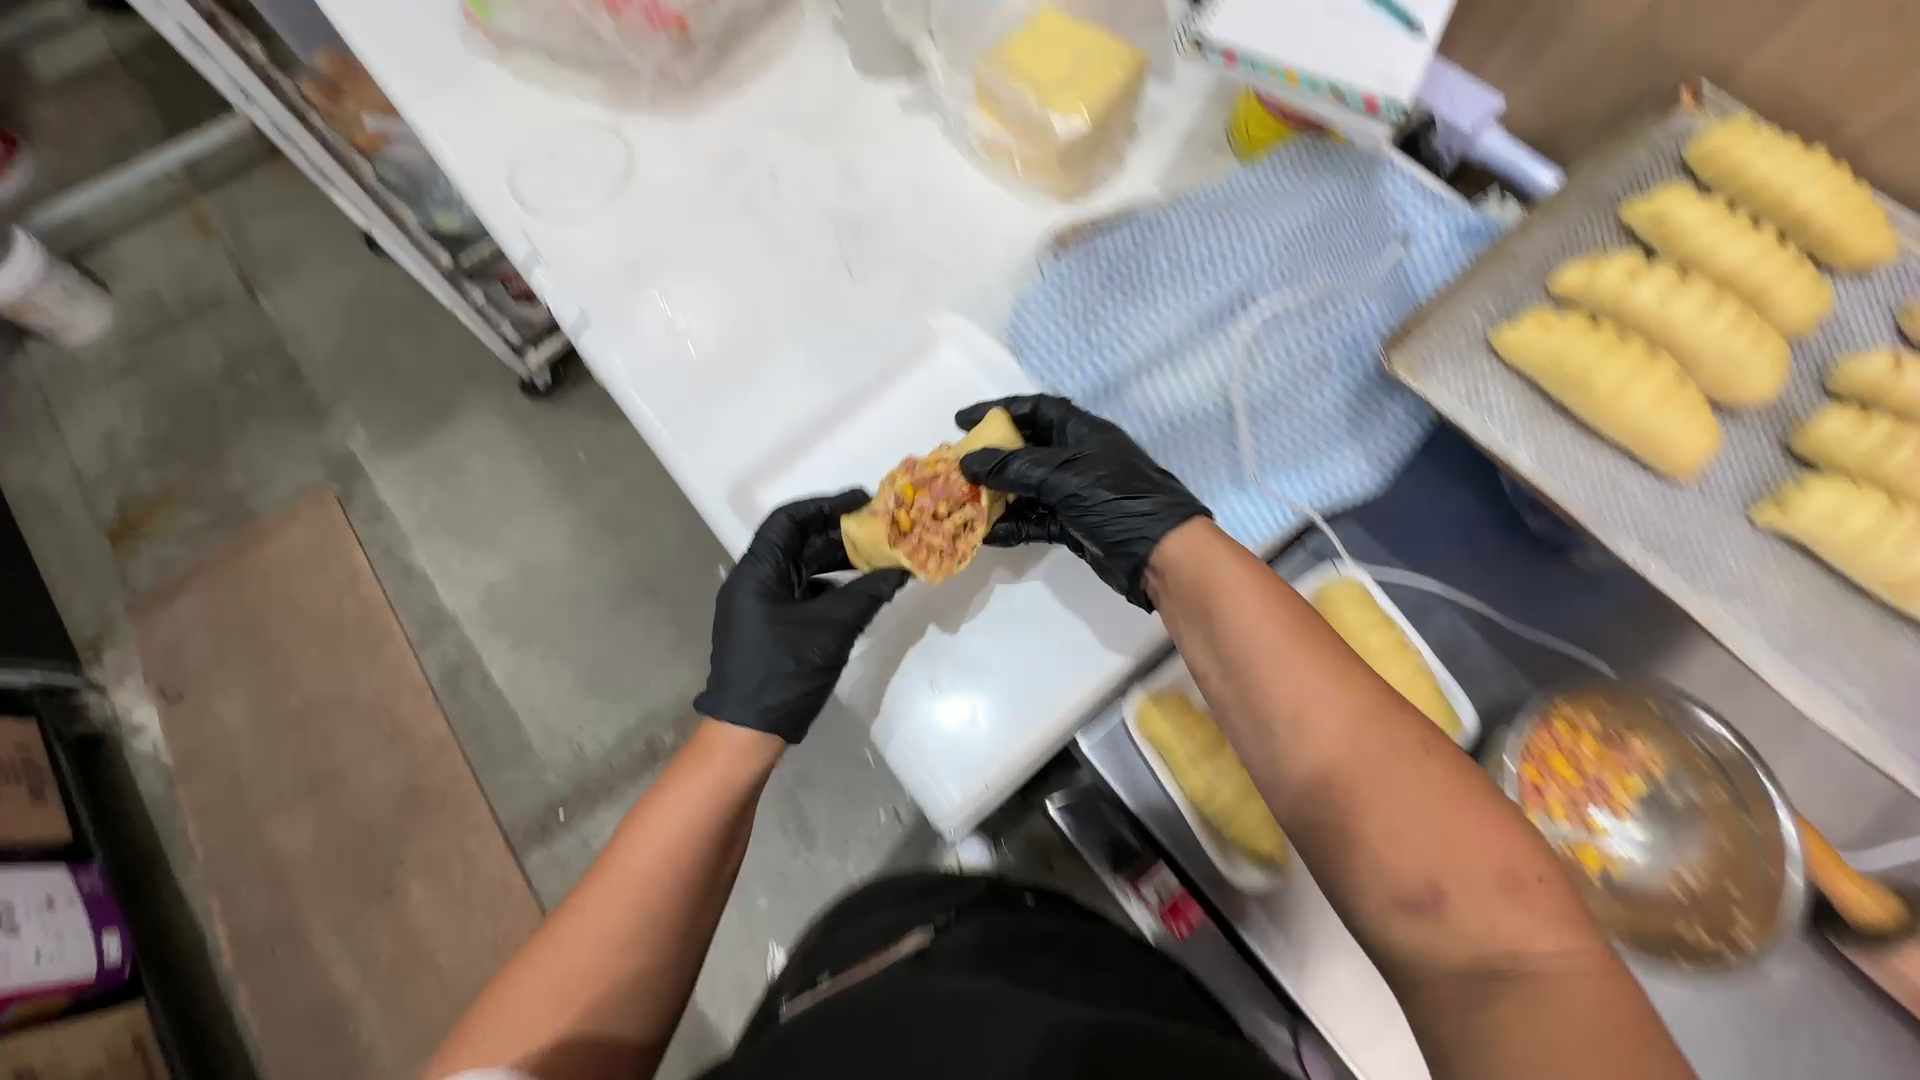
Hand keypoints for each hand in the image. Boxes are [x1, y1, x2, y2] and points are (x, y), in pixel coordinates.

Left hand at [693, 491, 910, 742]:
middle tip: (881, 530)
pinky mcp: (772, 626)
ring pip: (804, 569)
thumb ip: (867, 594)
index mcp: (758, 572)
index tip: (864, 502)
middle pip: (798, 543)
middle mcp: (755, 581)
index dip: (826, 505)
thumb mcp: (831, 629)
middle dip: (840, 534)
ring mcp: (761, 605)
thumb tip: (902, 569)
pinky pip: (804, 594)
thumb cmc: (784, 671)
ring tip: (879, 558)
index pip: (789, 519)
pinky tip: (862, 592)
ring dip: (839, 562)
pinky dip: (832, 588)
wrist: (749, 731)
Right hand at [956, 395, 1209, 610]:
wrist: (1161, 554)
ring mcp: (1077, 493)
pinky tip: (989, 534)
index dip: (998, 410)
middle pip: (1027, 449)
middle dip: (993, 457)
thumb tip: (969, 462)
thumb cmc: (1117, 500)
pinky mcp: (1076, 526)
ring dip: (999, 495)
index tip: (962, 421)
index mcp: (1082, 432)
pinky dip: (1014, 525)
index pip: (1035, 410)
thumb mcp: (1064, 476)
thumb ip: (1015, 468)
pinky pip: (1037, 520)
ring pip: (1028, 488)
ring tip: (965, 502)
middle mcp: (1078, 458)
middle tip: (959, 467)